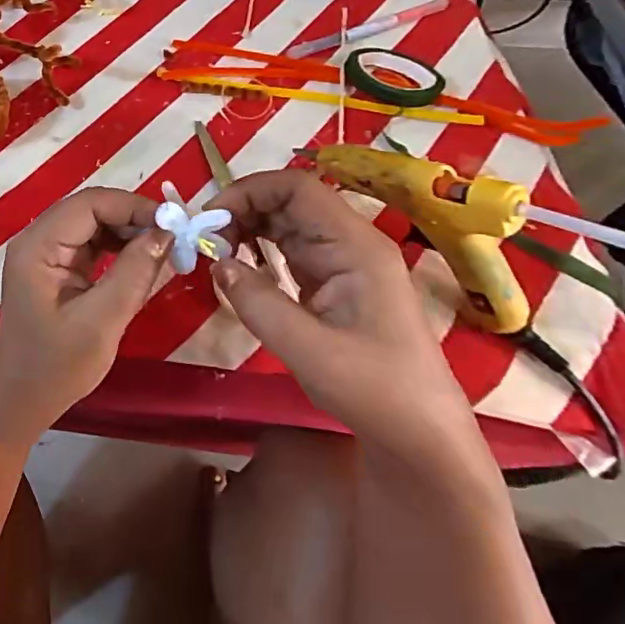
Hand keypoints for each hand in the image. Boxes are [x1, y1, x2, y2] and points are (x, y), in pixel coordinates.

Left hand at [0, 188, 170, 425]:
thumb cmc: (57, 365)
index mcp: (37, 246)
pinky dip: (119, 247)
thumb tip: (166, 233)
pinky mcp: (56, 267)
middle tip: (175, 237)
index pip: (89, 204)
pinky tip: (143, 260)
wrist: (22, 397)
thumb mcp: (101, 321)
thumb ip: (134, 272)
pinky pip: (91, 243)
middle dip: (134, 218)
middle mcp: (37, 240)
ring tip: (165, 248)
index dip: (133, 207)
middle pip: (91, 209)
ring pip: (93, 224)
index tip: (174, 225)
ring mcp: (45, 253)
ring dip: (129, 231)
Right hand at [207, 170, 481, 461]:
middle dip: (242, 211)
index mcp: (354, 246)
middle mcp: (350, 244)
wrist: (420, 434)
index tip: (209, 222)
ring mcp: (343, 264)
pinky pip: (290, 253)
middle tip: (204, 243)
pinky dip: (259, 253)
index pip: (296, 189)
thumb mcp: (307, 349)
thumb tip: (217, 265)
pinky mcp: (334, 285)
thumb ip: (258, 302)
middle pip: (289, 202)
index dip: (248, 192)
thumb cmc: (374, 389)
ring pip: (287, 226)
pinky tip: (237, 270)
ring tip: (215, 255)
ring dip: (248, 231)